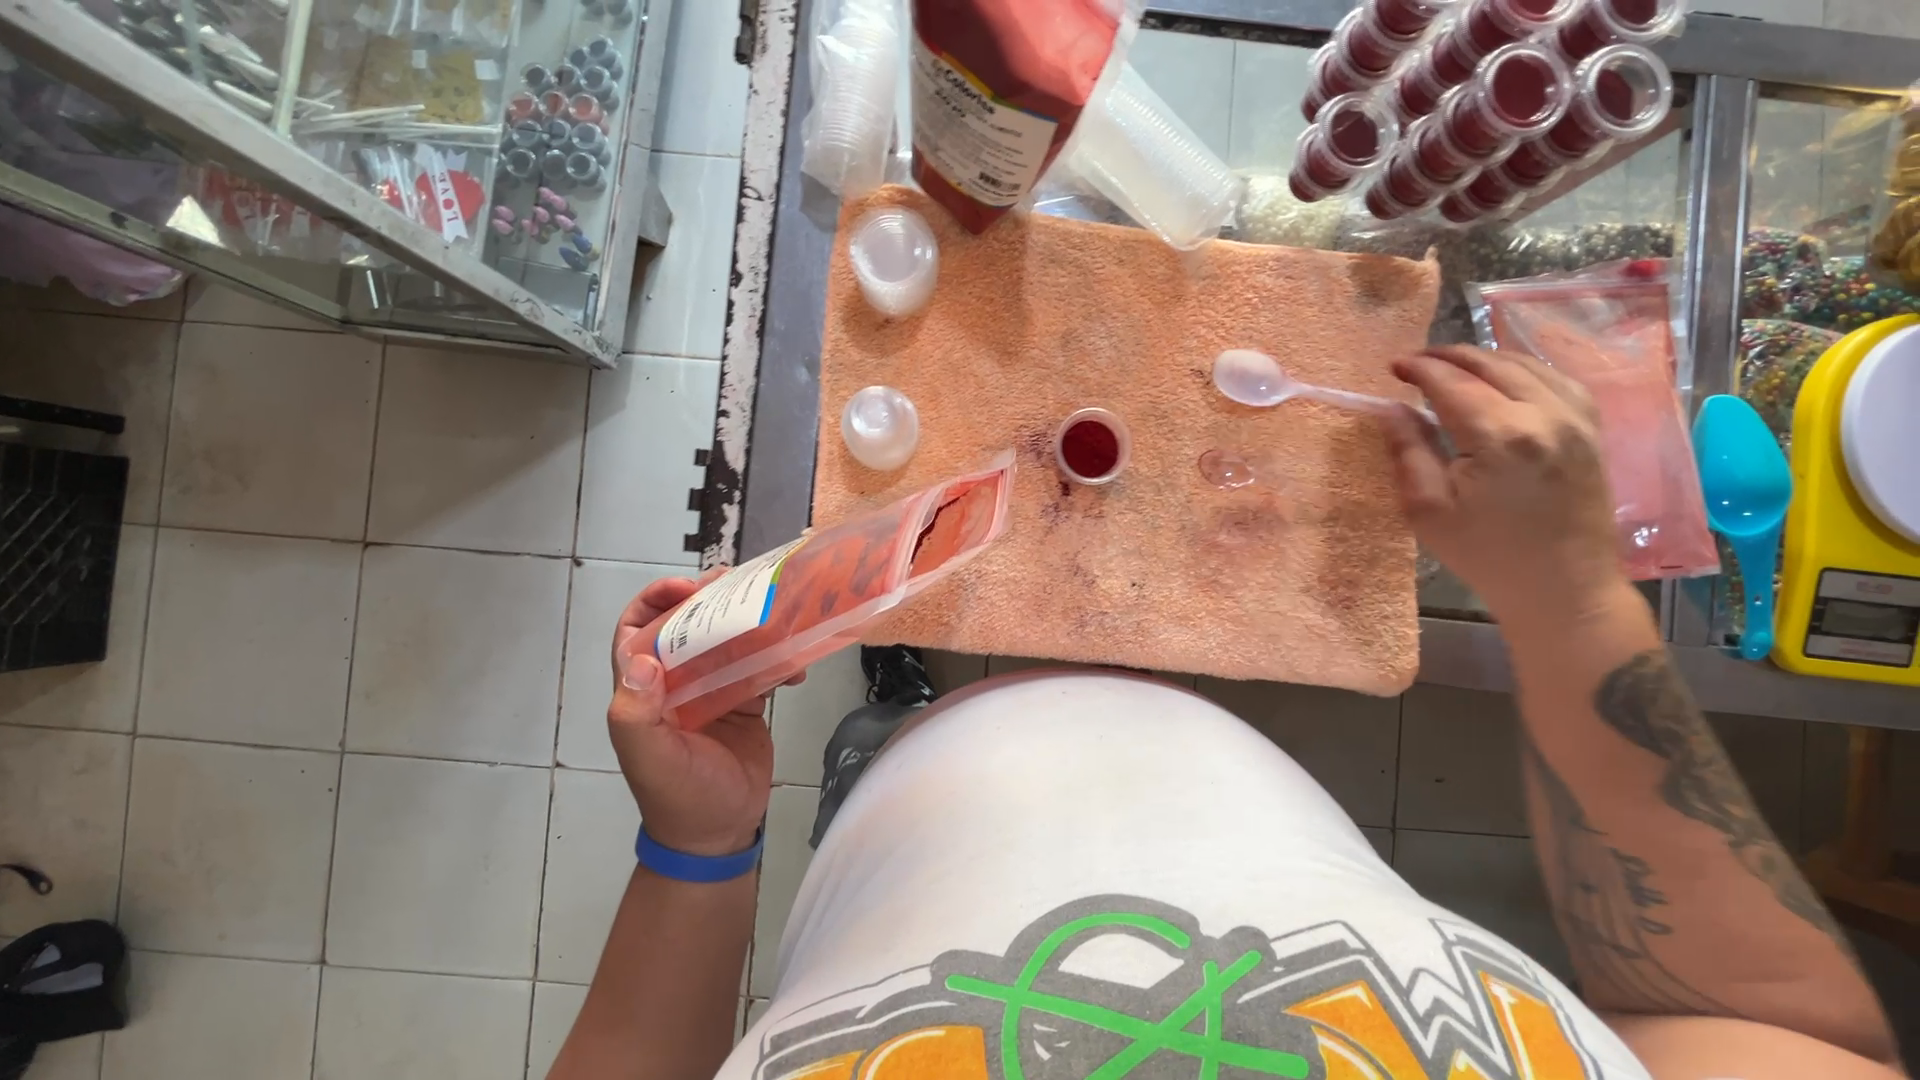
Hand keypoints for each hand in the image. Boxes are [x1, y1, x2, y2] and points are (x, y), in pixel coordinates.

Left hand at [609, 575, 772, 857]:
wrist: (718, 832)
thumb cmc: (678, 794)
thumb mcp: (649, 757)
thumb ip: (636, 712)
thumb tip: (640, 658)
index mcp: (645, 689)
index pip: (636, 630)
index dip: (654, 601)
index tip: (686, 588)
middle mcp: (676, 681)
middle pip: (686, 625)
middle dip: (707, 598)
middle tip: (736, 580)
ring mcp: (713, 689)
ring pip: (726, 639)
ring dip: (746, 619)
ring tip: (773, 604)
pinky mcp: (745, 701)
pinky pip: (761, 666)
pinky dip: (780, 657)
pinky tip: (797, 661)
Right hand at [1380, 346, 1629, 629]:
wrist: (1562, 585)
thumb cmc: (1485, 553)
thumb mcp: (1427, 508)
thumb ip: (1408, 451)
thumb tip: (1392, 409)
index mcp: (1500, 436)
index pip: (1452, 382)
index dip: (1418, 368)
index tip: (1392, 366)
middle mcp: (1545, 415)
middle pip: (1491, 363)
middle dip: (1448, 356)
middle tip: (1415, 362)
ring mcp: (1577, 419)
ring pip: (1527, 364)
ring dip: (1485, 358)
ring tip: (1453, 366)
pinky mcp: (1592, 429)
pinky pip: (1558, 378)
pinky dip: (1524, 368)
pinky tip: (1504, 377)